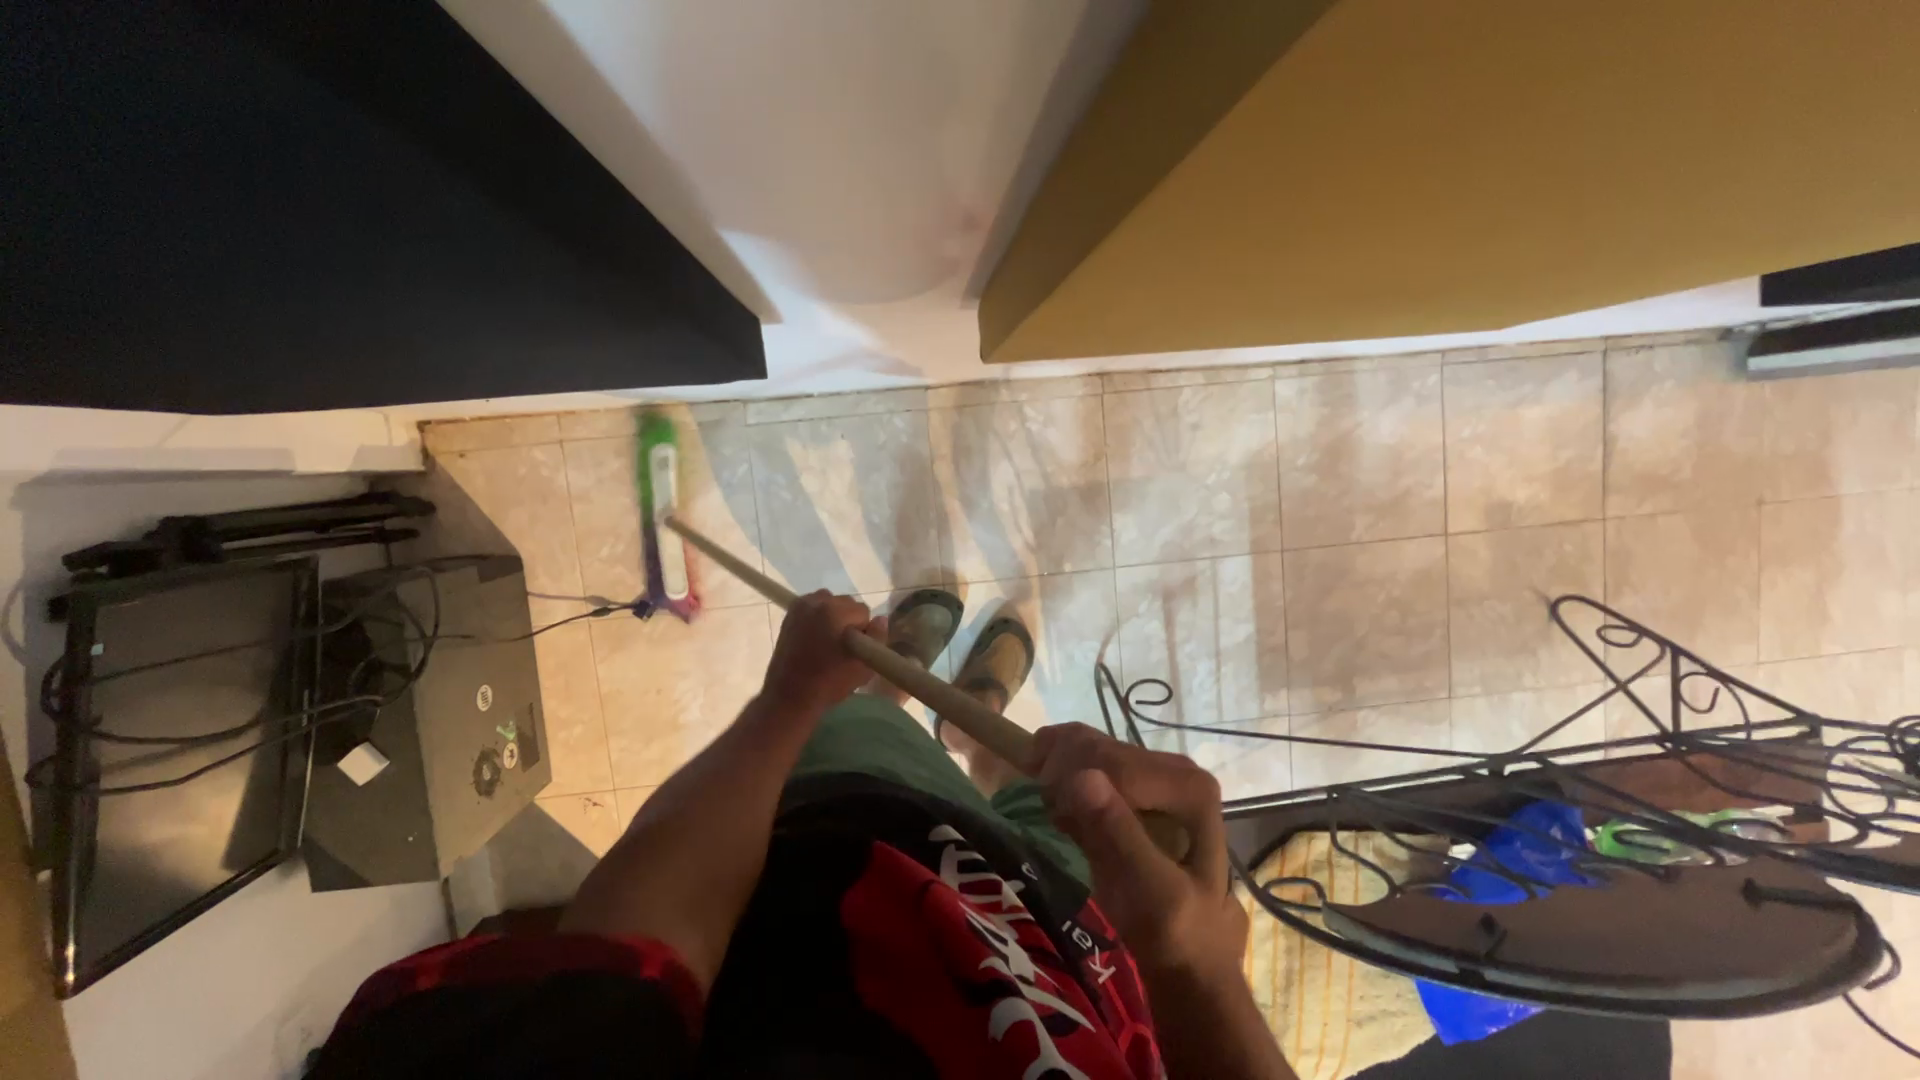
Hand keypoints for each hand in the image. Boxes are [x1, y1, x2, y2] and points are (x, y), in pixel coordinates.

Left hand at [763, 590, 885, 713]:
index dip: (863, 630)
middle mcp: (818, 602)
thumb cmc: (830, 683)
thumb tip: (880, 619)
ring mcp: (801, 606)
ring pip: (829, 601)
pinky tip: (815, 634)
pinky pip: (813, 605)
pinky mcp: (790, 613)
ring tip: (828, 639)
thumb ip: (877, 638)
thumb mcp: (863, 666)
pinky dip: (817, 614)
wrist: (791, 694)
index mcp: (836, 613)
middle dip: (849, 619)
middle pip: (846, 602)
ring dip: (833, 614)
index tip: (855, 648)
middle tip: (842, 644)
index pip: (863, 611)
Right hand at [1030, 724, 1245, 979]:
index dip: (1072, 783)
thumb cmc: (1174, 930)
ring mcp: (1158, 774)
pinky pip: (1086, 758)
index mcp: (1190, 788)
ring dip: (1059, 775)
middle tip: (1054, 819)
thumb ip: (1118, 834)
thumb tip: (1082, 778)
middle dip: (1063, 776)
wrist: (1188, 957)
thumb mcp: (1148, 892)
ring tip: (1060, 817)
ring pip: (1089, 748)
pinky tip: (1064, 812)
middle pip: (1100, 750)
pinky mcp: (1137, 782)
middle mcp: (1177, 769)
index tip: (1053, 817)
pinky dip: (1063, 776)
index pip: (1114, 763)